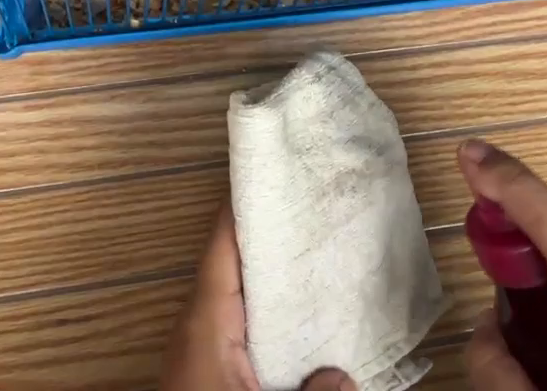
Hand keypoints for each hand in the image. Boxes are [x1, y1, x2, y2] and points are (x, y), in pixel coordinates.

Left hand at [160, 203, 355, 390]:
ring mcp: (200, 342)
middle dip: (265, 233)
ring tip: (309, 246)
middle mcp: (198, 322)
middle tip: (306, 204)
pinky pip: (236, 319)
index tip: (270, 175)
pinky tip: (293, 310)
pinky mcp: (208, 360)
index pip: (222, 245)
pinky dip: (262, 303)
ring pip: (235, 291)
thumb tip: (348, 376)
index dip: (242, 207)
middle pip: (230, 261)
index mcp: (205, 320)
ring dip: (265, 269)